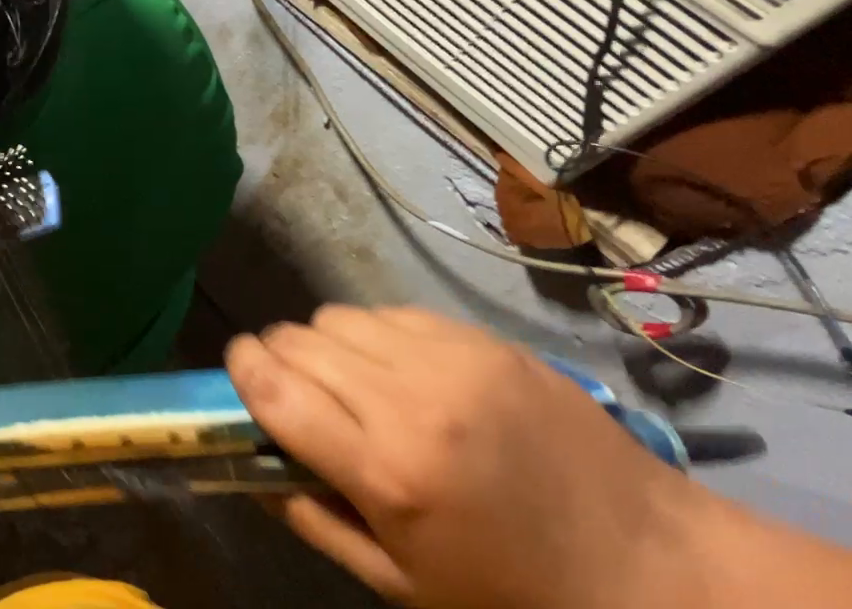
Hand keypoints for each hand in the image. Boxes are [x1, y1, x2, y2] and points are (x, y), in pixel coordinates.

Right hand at [226, 306, 708, 608]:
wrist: (654, 566)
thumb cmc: (514, 592)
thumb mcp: (400, 582)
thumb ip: (309, 516)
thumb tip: (246, 464)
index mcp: (386, 471)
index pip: (269, 384)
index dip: (239, 371)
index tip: (241, 379)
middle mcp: (410, 401)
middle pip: (294, 341)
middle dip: (277, 361)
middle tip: (297, 394)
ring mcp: (452, 361)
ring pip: (335, 317)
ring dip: (324, 346)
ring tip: (353, 383)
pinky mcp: (483, 340)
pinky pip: (389, 312)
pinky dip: (375, 335)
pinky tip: (403, 372)